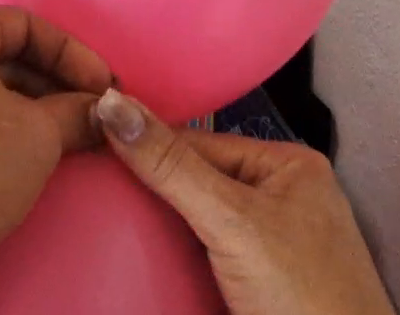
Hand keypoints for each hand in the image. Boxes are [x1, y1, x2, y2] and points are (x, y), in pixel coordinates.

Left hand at [0, 5, 111, 314]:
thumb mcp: (36, 138)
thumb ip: (74, 113)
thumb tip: (99, 110)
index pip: (25, 24)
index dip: (73, 54)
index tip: (104, 87)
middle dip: (48, 83)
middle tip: (86, 115)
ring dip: (20, 107)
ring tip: (56, 139)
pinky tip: (7, 159)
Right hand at [95, 88, 397, 314]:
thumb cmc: (305, 298)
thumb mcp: (232, 222)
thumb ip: (171, 166)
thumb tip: (113, 104)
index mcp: (290, 165)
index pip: (201, 142)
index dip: (149, 145)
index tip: (94, 144)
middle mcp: (284, 197)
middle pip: (200, 180)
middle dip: (155, 189)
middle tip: (96, 184)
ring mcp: (275, 247)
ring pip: (201, 222)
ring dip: (163, 228)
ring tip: (111, 218)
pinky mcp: (263, 287)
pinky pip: (208, 258)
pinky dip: (178, 260)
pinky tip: (145, 258)